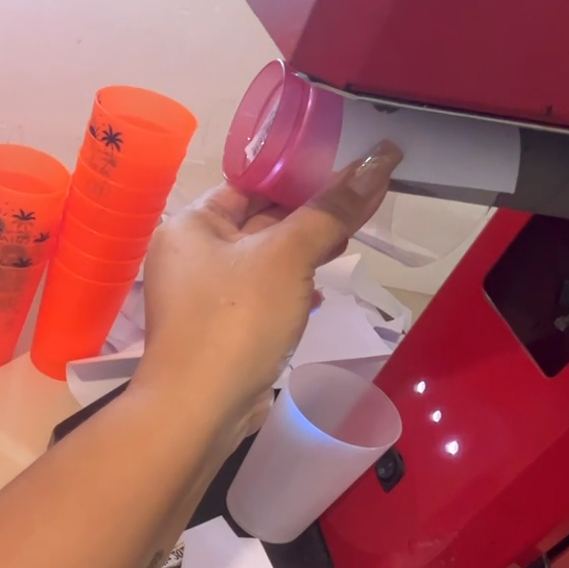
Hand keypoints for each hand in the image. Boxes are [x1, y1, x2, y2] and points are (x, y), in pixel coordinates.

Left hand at [135, 142, 400, 427]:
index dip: (297, 173)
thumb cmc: (236, 320)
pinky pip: (258, 298)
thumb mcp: (288, 256)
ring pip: (261, 263)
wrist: (198, 408)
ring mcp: (201, 298)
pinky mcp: (218, 331)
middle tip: (360, 207)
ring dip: (302, 255)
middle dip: (307, 217)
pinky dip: (289, 292)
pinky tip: (318, 297)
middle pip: (256, 221)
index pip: (248, 183)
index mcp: (190, 226)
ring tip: (347, 244)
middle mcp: (189, 257)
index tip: (348, 168)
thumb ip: (331, 209)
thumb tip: (380, 158)